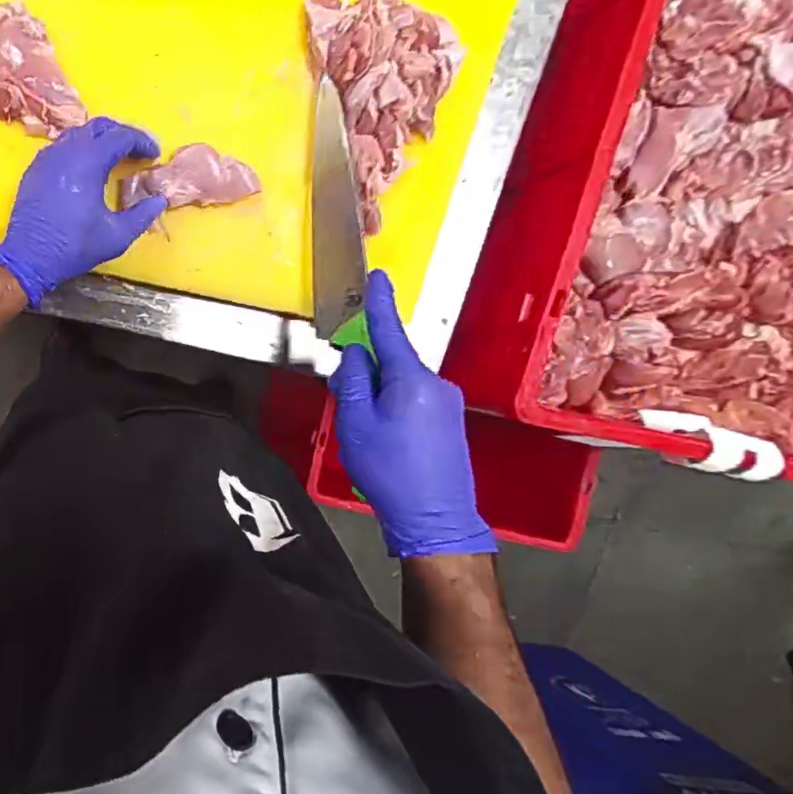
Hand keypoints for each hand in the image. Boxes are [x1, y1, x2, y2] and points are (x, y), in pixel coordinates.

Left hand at [0, 117, 168, 306]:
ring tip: (111, 159)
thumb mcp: (116, 236)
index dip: (142, 141)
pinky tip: (84, 170)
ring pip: (77, 134)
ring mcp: (47, 158)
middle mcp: (67, 151)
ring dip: (98, 141)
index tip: (154, 154)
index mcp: (89, 160)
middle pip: (99, 126)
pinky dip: (77, 151)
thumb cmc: (74, 246)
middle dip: (121, 134)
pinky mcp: (34, 170)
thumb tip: (158, 201)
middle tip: (134, 151)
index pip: (122, 136)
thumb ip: (142, 216)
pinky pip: (60, 148)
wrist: (29, 257)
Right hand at [330, 271, 494, 557]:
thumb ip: (352, 383)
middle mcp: (436, 384)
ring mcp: (446, 403)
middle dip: (364, 372)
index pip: (390, 332)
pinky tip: (380, 437)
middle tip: (344, 403)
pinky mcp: (448, 422)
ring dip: (375, 394)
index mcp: (412, 380)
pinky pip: (412, 400)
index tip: (378, 276)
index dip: (380, 303)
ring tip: (362, 431)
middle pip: (392, 362)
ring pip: (400, 383)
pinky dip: (389, 407)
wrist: (435, 516)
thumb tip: (355, 353)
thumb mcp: (356, 425)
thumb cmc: (389, 470)